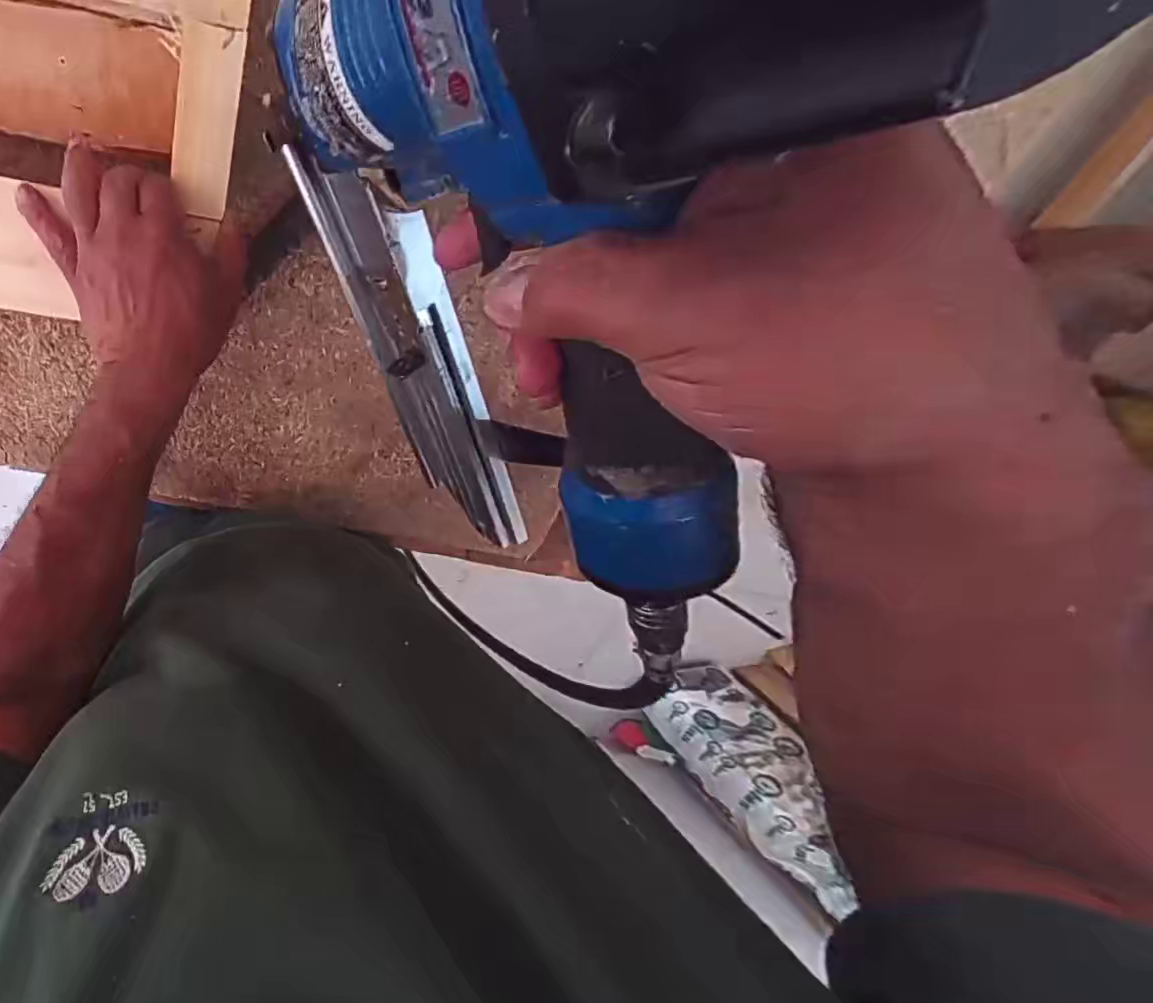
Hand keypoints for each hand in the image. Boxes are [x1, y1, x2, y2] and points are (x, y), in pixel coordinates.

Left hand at [18, 141, 246, 403]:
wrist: (147, 370)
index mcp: (162, 232)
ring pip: (80, 192)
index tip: (169, 200)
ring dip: (78, 166)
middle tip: (134, 182)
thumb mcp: (224, 294)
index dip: (163, 188)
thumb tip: (235, 229)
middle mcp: (124, 232)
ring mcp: (96, 251)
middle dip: (127, 175)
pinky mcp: (78, 274)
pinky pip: (53, 238)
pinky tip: (23, 195)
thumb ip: (231, 253)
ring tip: (79, 148)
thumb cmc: (183, 337)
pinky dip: (37, 214)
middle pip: (118, 180)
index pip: (157, 187)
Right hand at [436, 123, 1100, 475]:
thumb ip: (579, 289)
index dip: (533, 195)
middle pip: (608, 218)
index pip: (622, 151)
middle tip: (511, 331)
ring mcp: (750, 246)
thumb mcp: (687, 314)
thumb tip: (505, 287)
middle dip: (544, 285)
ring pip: (616, 271)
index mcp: (781, 141)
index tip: (472, 237)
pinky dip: (595, 344)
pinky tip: (577, 376)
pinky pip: (638, 307)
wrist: (922, 468)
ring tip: (546, 378)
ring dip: (562, 327)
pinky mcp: (734, 302)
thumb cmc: (848, 369)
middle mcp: (765, 181)